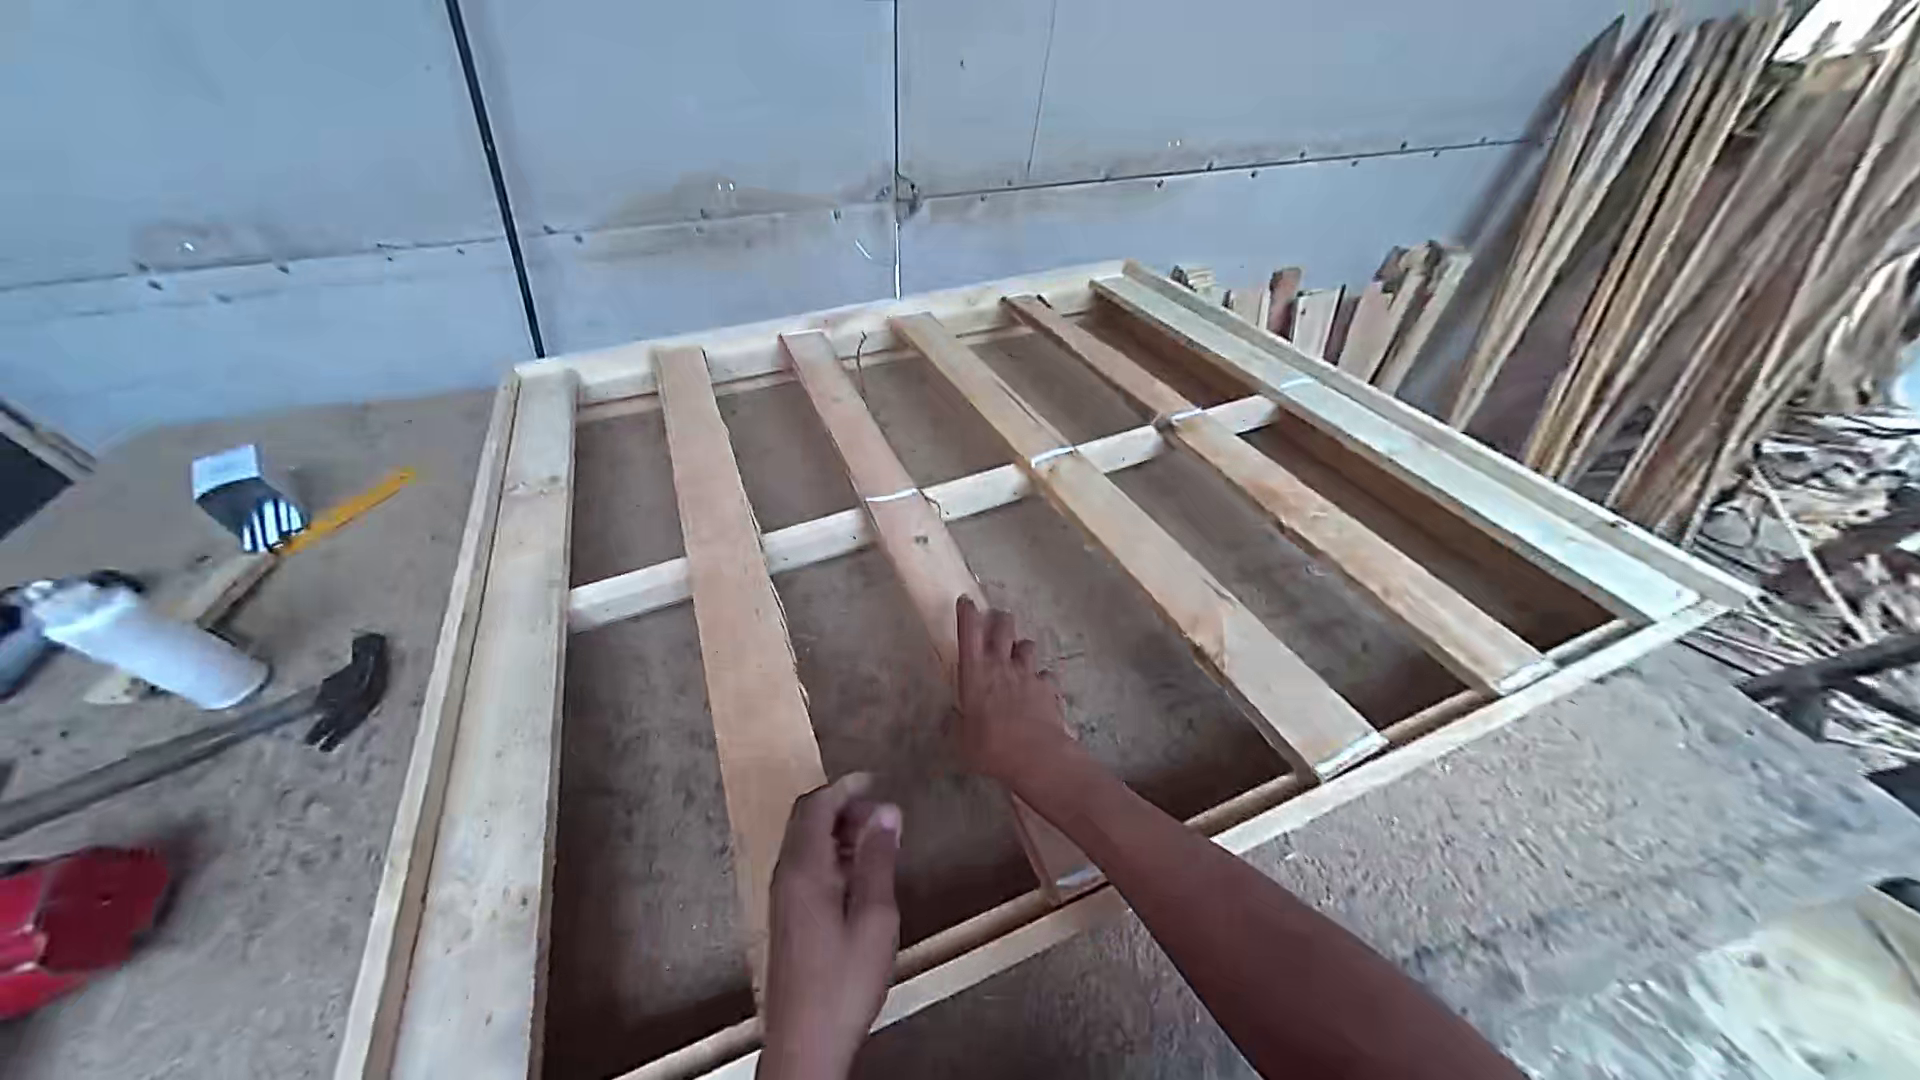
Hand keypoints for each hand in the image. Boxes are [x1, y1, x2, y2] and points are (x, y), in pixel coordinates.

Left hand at [760, 773, 901, 1079]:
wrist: (804, 1044)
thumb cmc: (843, 981)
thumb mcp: (874, 917)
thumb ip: (878, 860)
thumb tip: (887, 812)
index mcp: (804, 869)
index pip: (816, 806)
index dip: (845, 786)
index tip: (874, 780)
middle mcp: (786, 875)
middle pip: (807, 818)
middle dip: (844, 807)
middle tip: (881, 816)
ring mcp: (783, 896)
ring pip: (807, 841)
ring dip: (839, 830)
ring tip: (878, 842)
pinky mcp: (787, 915)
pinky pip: (807, 864)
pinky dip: (832, 853)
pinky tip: (860, 873)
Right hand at [954, 597, 1083, 792]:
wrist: (1036, 755)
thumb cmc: (990, 746)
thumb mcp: (961, 740)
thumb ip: (955, 725)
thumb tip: (949, 719)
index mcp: (975, 672)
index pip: (969, 632)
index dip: (967, 613)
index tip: (966, 601)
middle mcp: (1001, 665)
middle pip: (1003, 627)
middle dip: (1000, 619)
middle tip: (998, 621)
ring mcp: (1028, 673)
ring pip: (1027, 645)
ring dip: (1021, 647)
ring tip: (1019, 655)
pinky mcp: (1048, 686)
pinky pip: (1046, 674)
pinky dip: (1042, 678)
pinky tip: (1040, 688)